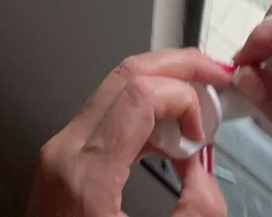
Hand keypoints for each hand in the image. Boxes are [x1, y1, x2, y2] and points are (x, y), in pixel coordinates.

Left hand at [27, 48, 233, 216]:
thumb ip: (195, 213)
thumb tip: (203, 172)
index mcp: (84, 175)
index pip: (139, 94)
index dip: (183, 97)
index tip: (204, 128)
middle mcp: (64, 151)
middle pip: (126, 74)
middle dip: (177, 68)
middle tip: (212, 75)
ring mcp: (59, 150)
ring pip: (115, 85)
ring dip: (161, 87)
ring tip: (196, 111)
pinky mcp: (61, 157)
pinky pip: (107, 112)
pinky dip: (143, 110)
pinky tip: (166, 135)